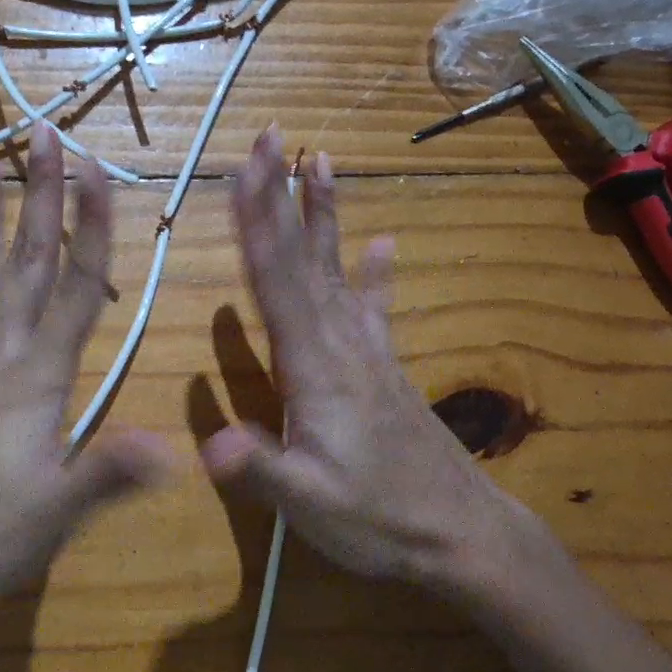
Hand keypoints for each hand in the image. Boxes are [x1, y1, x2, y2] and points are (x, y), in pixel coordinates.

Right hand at [199, 126, 559, 601]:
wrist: (461, 535)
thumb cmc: (379, 519)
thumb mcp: (310, 505)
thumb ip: (261, 471)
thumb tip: (210, 443)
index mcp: (315, 366)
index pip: (278, 280)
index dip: (258, 222)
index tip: (245, 167)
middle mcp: (341, 344)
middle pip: (304, 258)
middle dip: (282, 196)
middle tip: (270, 136)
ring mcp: (367, 354)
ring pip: (338, 271)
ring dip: (324, 216)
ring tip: (320, 162)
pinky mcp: (383, 370)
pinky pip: (374, 309)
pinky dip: (377, 274)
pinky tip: (387, 245)